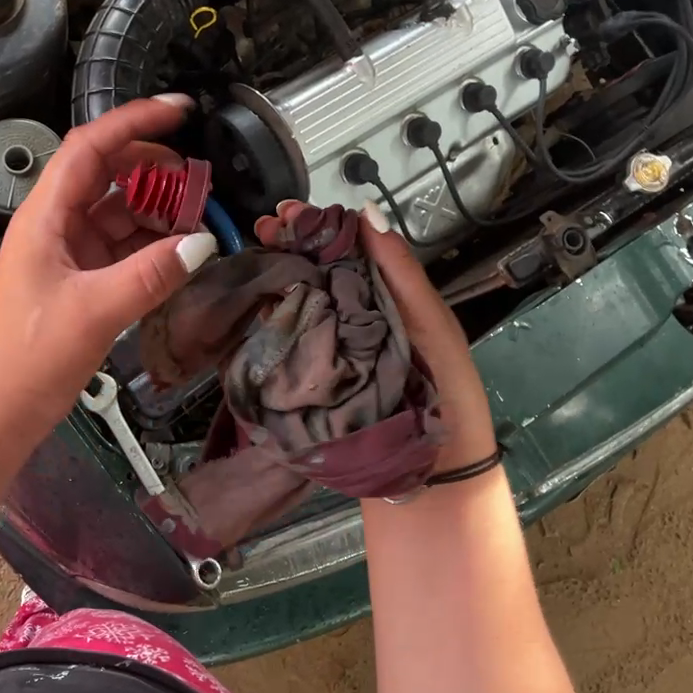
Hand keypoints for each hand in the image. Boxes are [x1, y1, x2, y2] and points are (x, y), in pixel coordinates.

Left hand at [0, 96, 218, 449]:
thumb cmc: (31, 357)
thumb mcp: (96, 311)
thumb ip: (152, 273)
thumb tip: (202, 241)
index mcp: (45, 217)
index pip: (89, 148)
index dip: (133, 121)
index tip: (179, 110)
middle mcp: (54, 225)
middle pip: (106, 174)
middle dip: (153, 168)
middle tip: (200, 177)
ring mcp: (66, 252)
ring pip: (116, 211)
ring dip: (155, 208)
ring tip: (199, 214)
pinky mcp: (78, 279)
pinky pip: (119, 245)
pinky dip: (149, 242)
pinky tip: (179, 250)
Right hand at [255, 200, 497, 471]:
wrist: (432, 480)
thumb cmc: (444, 395)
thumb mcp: (430, 325)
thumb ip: (401, 272)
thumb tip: (365, 211)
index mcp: (387, 299)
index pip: (348, 251)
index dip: (318, 227)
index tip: (287, 212)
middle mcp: (356, 319)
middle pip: (317, 272)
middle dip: (289, 246)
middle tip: (261, 229)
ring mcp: (332, 351)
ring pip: (298, 303)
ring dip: (275, 276)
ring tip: (250, 256)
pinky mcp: (312, 381)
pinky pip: (287, 344)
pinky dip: (268, 321)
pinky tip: (248, 305)